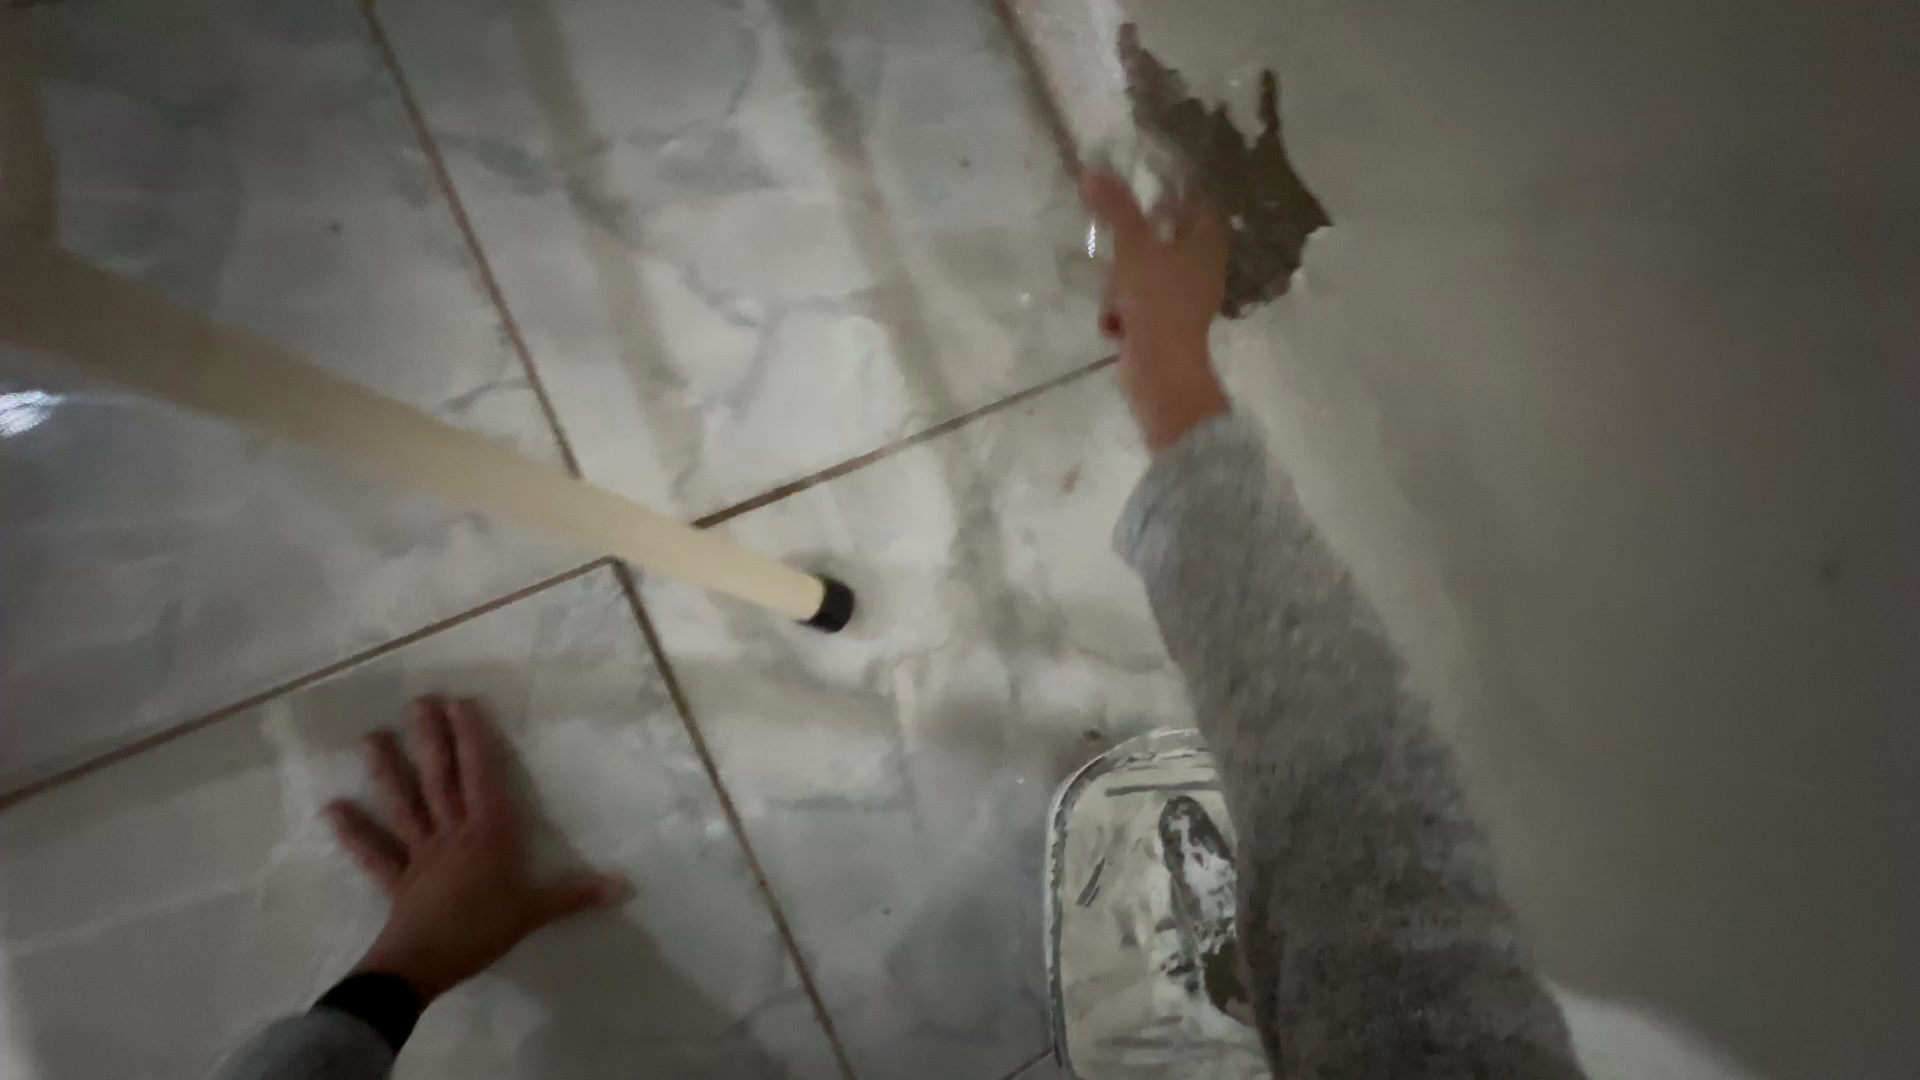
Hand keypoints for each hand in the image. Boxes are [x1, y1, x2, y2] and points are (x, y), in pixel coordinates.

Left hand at [324, 696, 627, 1001]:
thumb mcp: (537, 910)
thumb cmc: (482, 929)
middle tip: (420, 702)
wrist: (419, 970)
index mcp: (489, 830)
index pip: (482, 775)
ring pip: (405, 804)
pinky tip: (332, 808)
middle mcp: (453, 831)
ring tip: (370, 737)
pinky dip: (354, 831)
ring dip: (388, 771)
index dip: (473, 738)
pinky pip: (374, 853)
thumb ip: (578, 893)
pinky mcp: (396, 879)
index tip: (462, 703)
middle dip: (433, 739)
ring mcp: (420, 853)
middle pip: (441, 779)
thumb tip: (626, 886)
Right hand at [1080, 168, 1231, 449]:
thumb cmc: (1157, 301)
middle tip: (1113, 257)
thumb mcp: (1132, 246)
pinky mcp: (1166, 332)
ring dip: (1120, 290)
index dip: (1165, 202)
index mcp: (1205, 244)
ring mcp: (1184, 305)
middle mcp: (1202, 271)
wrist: (1161, 369)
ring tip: (1112, 303)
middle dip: (1129, 255)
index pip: (1192, 207)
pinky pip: (1138, 312)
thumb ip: (1114, 208)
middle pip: (1160, 245)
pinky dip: (1122, 317)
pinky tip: (1114, 328)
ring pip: (1143, 281)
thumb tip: (1090, 170)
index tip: (1137, 207)